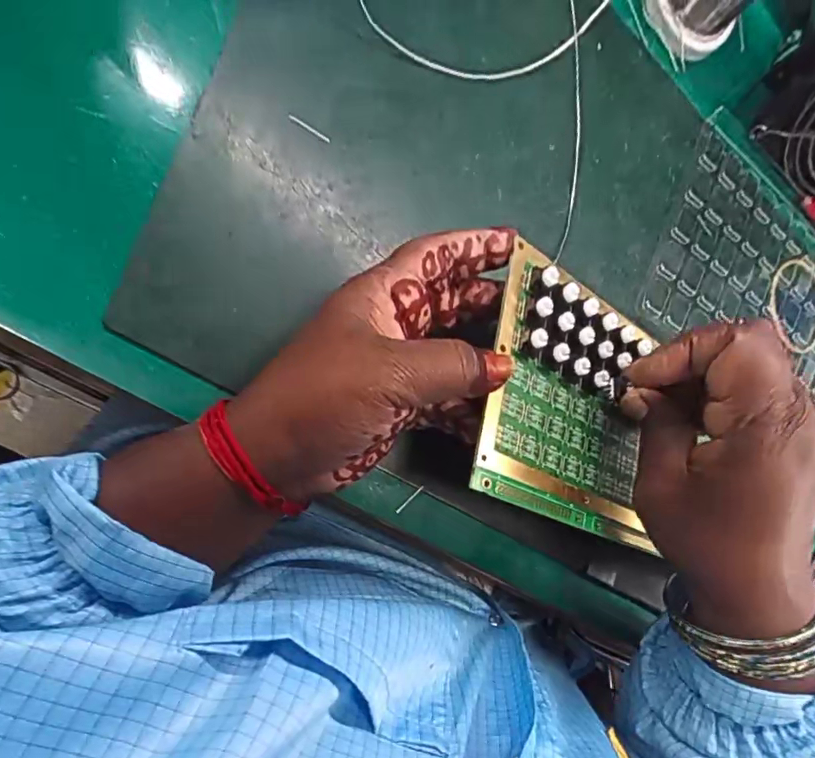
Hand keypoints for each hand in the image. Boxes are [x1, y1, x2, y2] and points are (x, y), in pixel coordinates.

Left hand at [227, 227, 518, 500]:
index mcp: (380, 298)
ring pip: (449, 356)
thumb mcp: (391, 372)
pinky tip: (493, 415)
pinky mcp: (394, 408)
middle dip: (490, 305)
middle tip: (536, 312)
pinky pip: (440, 399)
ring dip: (484, 361)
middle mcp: (390, 328)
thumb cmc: (325, 397)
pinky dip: (465, 406)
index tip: (515, 244)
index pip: (433, 258)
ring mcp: (393, 371)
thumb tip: (503, 367)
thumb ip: (452, 365)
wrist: (279, 455)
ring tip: (527, 366)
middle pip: (449, 305)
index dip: (473, 246)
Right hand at [619, 318, 814, 642]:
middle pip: (750, 344)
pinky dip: (722, 396)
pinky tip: (692, 426)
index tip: (640, 381)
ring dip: (704, 378)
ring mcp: (804, 423)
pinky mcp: (799, 437)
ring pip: (755, 365)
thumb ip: (656, 426)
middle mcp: (798, 411)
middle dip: (690, 359)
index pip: (736, 341)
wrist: (758, 590)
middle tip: (650, 391)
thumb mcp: (661, 485)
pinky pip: (760, 394)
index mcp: (766, 419)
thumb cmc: (707, 542)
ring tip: (665, 410)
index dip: (681, 350)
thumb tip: (644, 392)